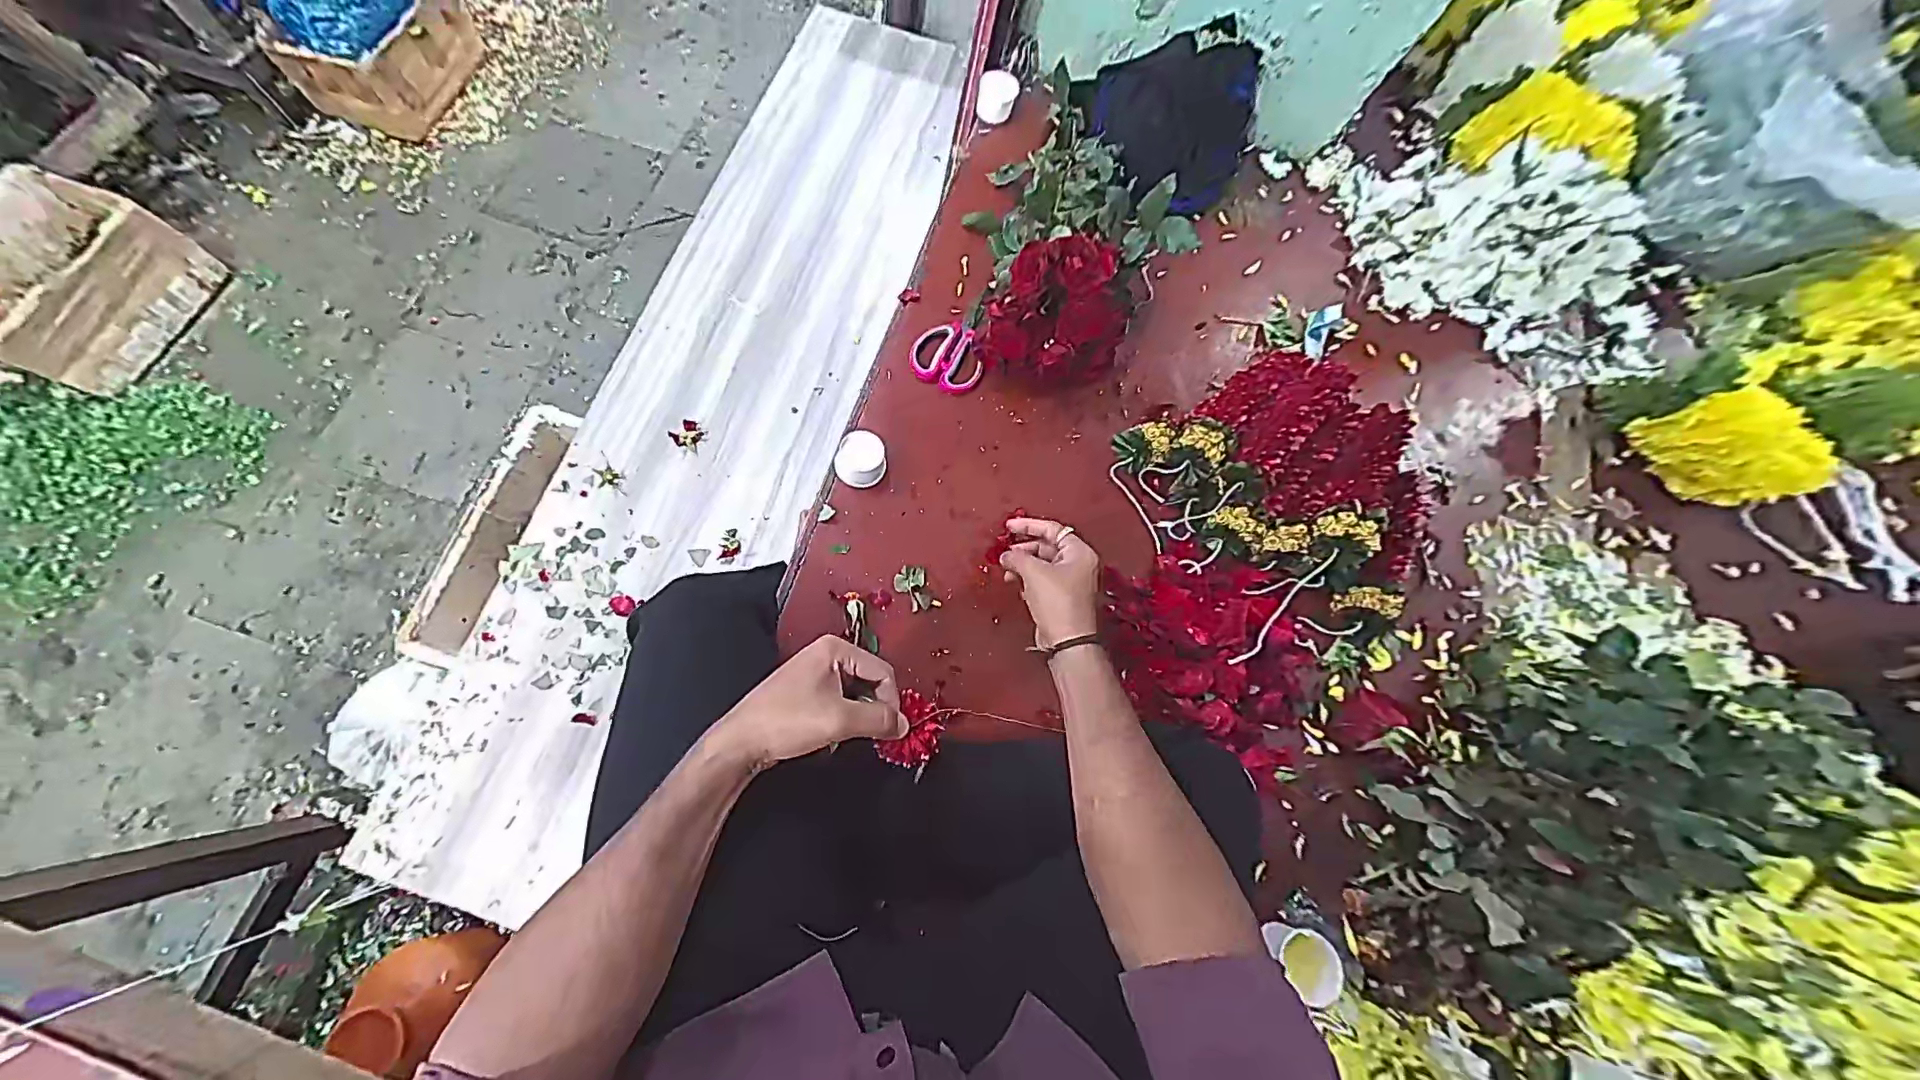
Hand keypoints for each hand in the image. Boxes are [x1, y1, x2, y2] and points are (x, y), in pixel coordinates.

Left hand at [709, 636, 906, 771]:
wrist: (740, 742)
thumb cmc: (786, 722)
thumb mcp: (839, 720)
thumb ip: (878, 720)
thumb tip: (904, 724)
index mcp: (835, 649)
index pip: (883, 672)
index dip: (891, 701)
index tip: (891, 728)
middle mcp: (826, 654)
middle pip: (871, 681)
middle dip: (875, 709)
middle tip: (874, 734)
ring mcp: (815, 672)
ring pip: (857, 693)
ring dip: (859, 716)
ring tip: (847, 734)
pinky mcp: (807, 691)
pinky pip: (841, 700)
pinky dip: (845, 718)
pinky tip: (833, 734)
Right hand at [998, 517, 1102, 649]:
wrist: (1066, 640)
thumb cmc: (1057, 602)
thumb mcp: (1034, 573)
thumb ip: (1017, 557)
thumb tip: (1006, 555)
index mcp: (1079, 552)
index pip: (1053, 530)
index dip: (1029, 525)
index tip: (1009, 526)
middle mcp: (1078, 564)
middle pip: (1047, 546)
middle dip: (1024, 548)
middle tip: (1005, 552)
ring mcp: (1070, 580)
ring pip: (1042, 563)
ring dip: (1023, 564)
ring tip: (1007, 569)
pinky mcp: (1061, 595)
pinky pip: (1042, 578)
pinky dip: (1028, 577)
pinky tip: (1015, 582)